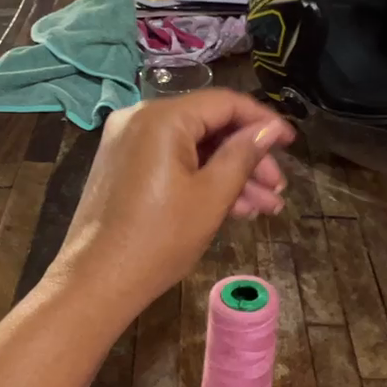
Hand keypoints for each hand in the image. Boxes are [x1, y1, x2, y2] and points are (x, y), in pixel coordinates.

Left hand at [49, 90, 294, 313]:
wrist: (96, 283)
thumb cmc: (159, 239)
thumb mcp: (211, 197)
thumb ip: (243, 155)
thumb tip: (270, 129)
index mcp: (161, 117)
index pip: (224, 103)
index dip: (263, 121)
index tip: (291, 143)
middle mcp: (140, 119)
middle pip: (208, 125)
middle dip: (247, 157)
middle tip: (278, 189)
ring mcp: (127, 142)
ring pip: (192, 147)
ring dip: (229, 174)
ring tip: (264, 208)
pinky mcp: (122, 166)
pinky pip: (171, 161)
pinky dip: (200, 179)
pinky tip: (232, 208)